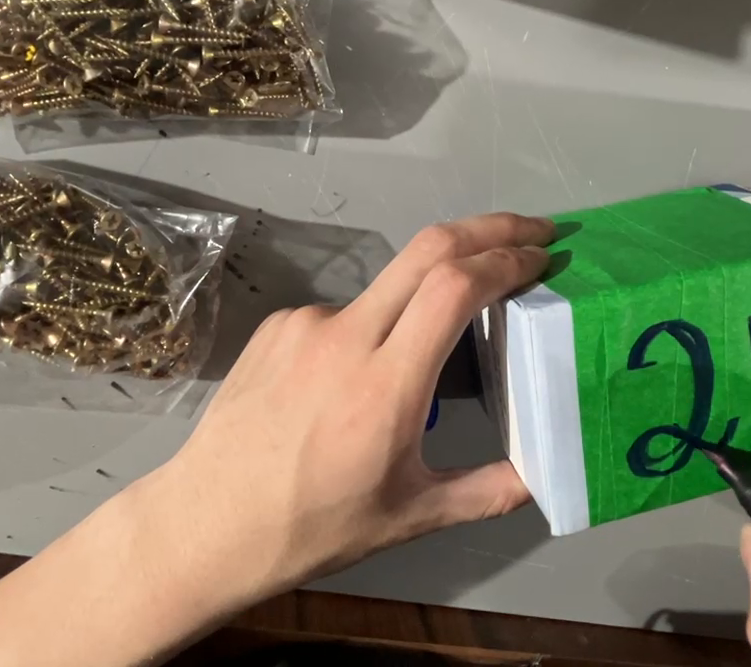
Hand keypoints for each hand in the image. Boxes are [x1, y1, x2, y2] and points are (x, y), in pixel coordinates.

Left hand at [0, 212, 554, 666]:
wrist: (205, 523)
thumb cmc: (314, 525)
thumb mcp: (410, 516)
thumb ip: (487, 491)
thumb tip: (544, 474)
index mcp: (386, 387)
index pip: (453, 288)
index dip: (504, 259)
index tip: (540, 255)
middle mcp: (346, 337)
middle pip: (427, 248)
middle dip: (489, 227)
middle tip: (533, 230)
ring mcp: (306, 322)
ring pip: (389, 285)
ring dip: (427, 294)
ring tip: (419, 359)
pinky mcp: (278, 322)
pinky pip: (346, 311)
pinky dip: (373, 327)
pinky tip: (355, 375)